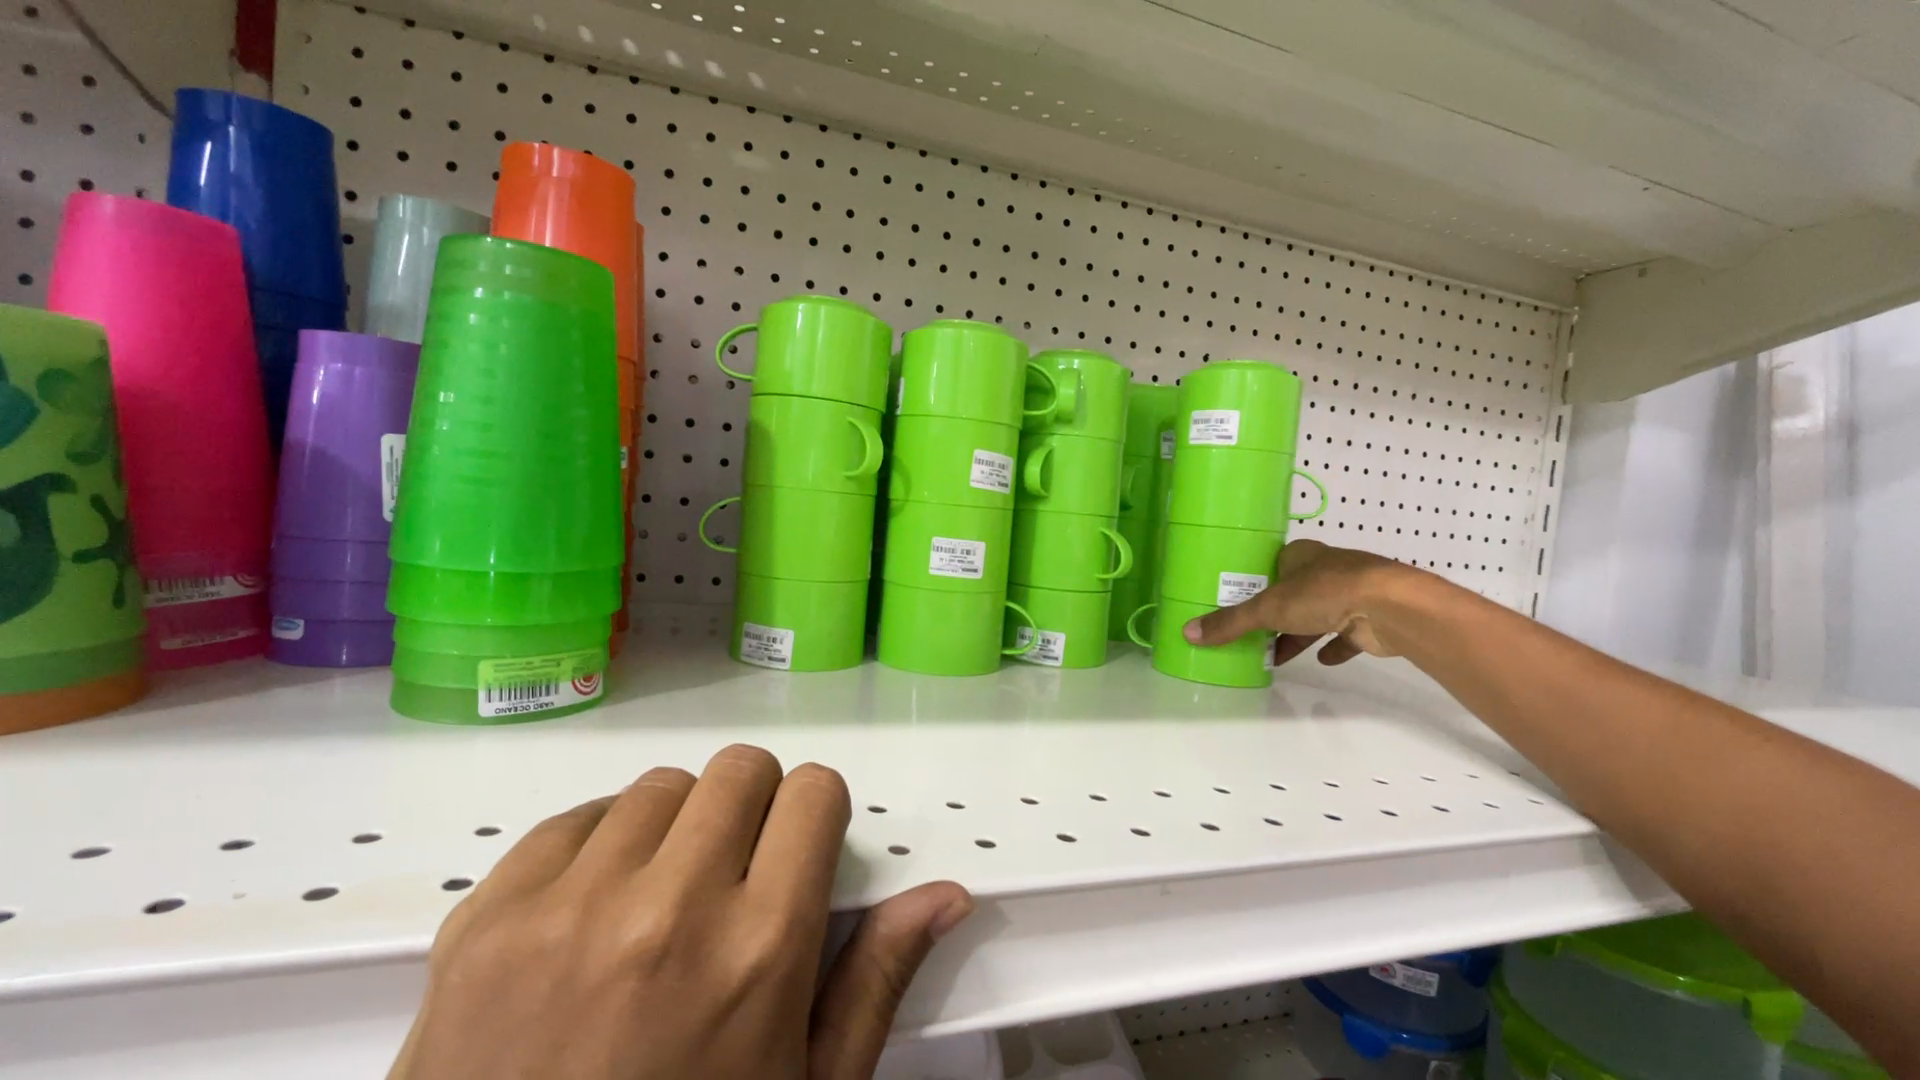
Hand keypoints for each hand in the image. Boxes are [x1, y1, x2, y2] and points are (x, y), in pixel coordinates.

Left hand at [391, 744, 974, 1079]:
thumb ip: (875, 978)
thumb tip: (944, 895)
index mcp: (761, 949)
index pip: (814, 793)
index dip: (815, 818)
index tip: (799, 853)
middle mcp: (670, 906)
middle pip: (740, 771)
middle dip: (754, 808)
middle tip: (738, 872)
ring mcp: (569, 905)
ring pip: (659, 788)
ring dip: (678, 828)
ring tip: (661, 899)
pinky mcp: (489, 913)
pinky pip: (572, 819)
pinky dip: (599, 847)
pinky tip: (594, 912)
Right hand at [1182, 540, 1407, 666]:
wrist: (1391, 607)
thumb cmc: (1324, 593)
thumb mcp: (1268, 608)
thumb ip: (1231, 622)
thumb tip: (1188, 632)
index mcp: (1301, 555)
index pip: (1272, 564)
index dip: (1255, 580)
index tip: (1238, 599)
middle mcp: (1326, 569)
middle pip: (1293, 592)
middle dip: (1275, 614)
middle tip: (1252, 633)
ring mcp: (1351, 593)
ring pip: (1318, 614)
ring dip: (1299, 633)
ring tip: (1277, 654)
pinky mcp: (1370, 618)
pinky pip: (1347, 635)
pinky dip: (1334, 646)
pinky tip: (1322, 660)